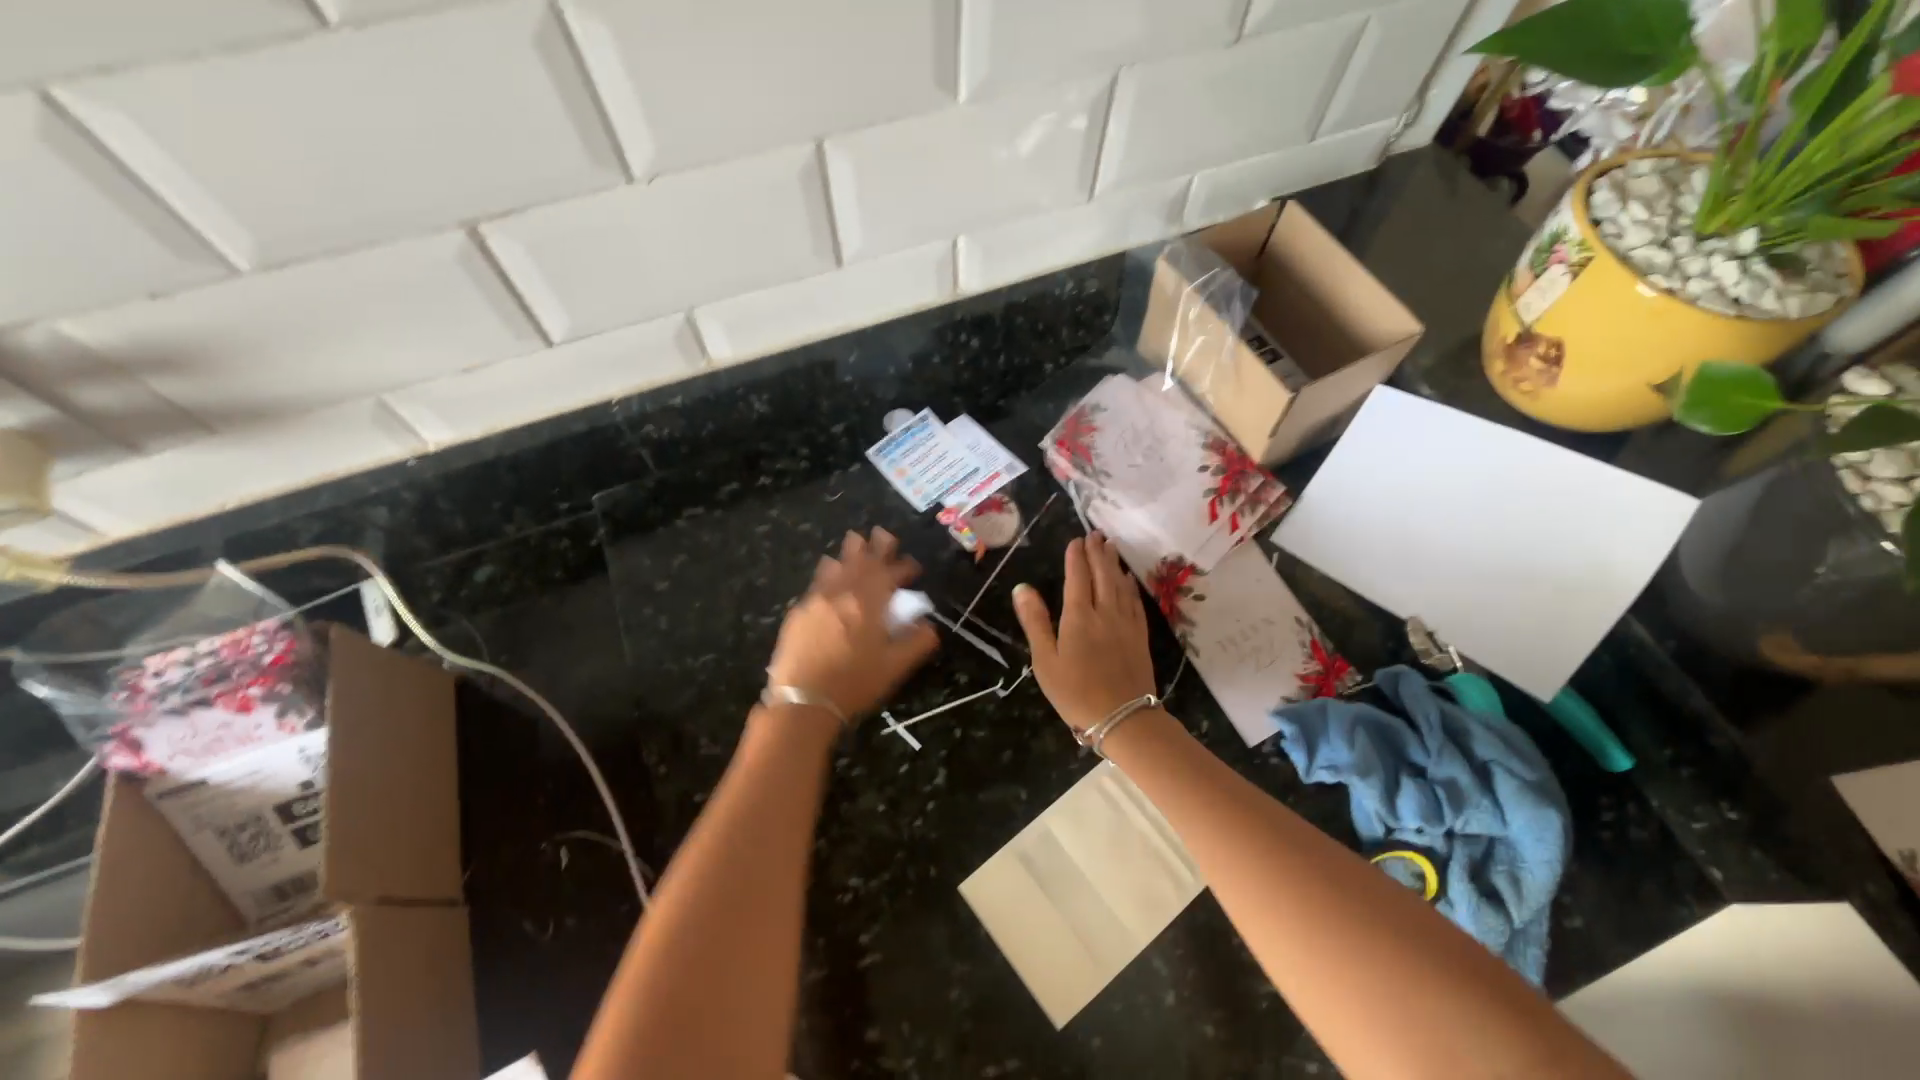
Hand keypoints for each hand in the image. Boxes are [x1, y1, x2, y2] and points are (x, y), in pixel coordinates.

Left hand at [766, 528, 938, 721]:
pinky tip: (828, 572)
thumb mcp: (896, 667)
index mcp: (869, 603)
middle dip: (875, 547)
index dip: (904, 567)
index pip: (890, 575)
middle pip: (861, 561)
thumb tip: (928, 624)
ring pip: (835, 566)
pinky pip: (817, 582)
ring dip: (849, 553)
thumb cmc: (854, 684)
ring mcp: (816, 601)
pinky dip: (828, 572)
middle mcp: (842, 594)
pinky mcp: (798, 613)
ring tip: (854, 542)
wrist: (802, 701)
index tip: (913, 566)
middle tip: (882, 533)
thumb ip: (917, 641)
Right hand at [1012, 532, 1155, 733]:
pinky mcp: (1140, 636)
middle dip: (1098, 553)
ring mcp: (1126, 624)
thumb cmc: (1075, 692)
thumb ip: (1035, 622)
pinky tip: (1128, 580)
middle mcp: (1104, 613)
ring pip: (1120, 585)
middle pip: (1102, 575)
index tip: (1076, 540)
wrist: (1122, 717)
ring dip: (1114, 564)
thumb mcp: (1045, 661)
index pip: (1078, 578)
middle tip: (1096, 534)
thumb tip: (1022, 588)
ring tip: (1111, 547)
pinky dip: (1130, 587)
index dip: (1076, 557)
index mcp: (1078, 617)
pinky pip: (1135, 603)